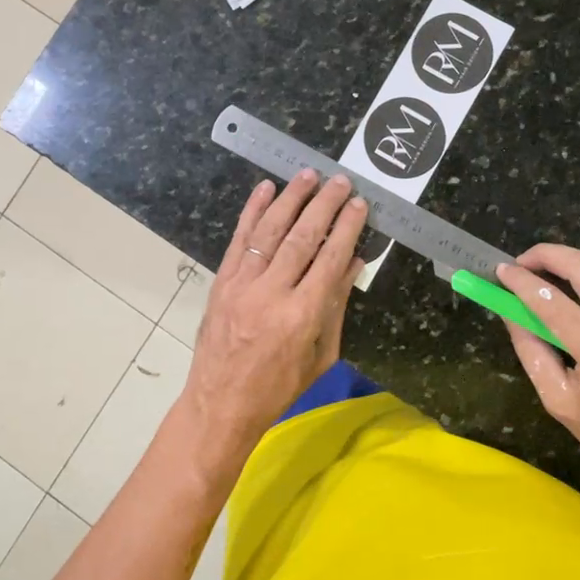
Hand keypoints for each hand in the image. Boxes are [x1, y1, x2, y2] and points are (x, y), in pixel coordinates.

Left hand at [181, 171, 366, 451]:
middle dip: (324, 206)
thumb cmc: (279, 388)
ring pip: (270, 231)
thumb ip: (337, 306)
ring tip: (308, 175)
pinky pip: (240, 239)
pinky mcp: (222, 281)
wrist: (220, 404)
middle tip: (340, 181)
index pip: (330, 260)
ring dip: (290, 199)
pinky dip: (252, 211)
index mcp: (302, 316)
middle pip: (302, 238)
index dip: (346, 228)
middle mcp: (272, 294)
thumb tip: (354, 262)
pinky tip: (265, 189)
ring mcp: (242, 285)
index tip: (359, 204)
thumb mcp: (321, 355)